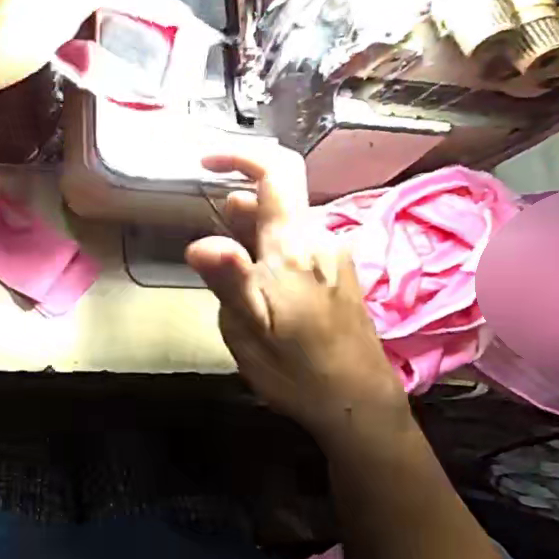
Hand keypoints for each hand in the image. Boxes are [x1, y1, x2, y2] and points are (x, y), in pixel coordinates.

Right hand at [184, 152, 410, 440]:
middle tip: (211, 258)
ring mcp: (332, 255)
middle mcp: (318, 238)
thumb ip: (228, 281)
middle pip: (274, 198)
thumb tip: (198, 243)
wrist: (360, 403)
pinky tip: (260, 294)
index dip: (239, 155)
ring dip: (250, 237)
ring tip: (232, 286)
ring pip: (283, 224)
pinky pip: (296, 244)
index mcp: (293, 245)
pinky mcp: (337, 273)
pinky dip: (268, 251)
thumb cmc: (298, 371)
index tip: (205, 163)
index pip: (274, 171)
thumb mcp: (250, 332)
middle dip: (235, 212)